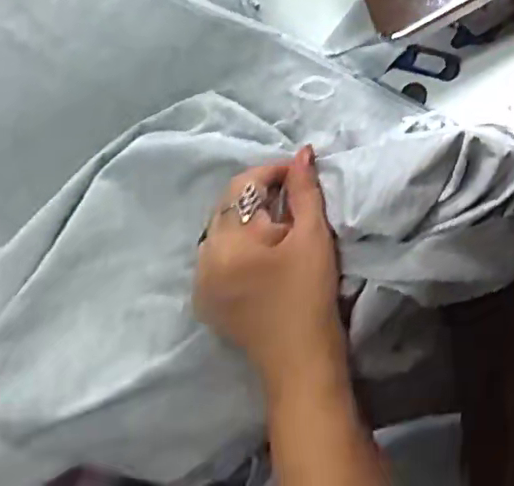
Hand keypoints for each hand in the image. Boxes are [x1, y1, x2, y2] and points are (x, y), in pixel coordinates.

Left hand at [194, 146, 346, 390]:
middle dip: (261, 193)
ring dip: (251, 216)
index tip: (302, 175)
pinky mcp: (208, 300)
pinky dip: (242, 241)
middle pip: (228, 206)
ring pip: (224, 229)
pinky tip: (267, 250)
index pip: (242, 186)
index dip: (273, 172)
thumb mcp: (313, 235)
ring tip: (285, 221)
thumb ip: (305, 189)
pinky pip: (220, 254)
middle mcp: (203, 260)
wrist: (301, 361)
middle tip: (296, 196)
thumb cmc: (310, 292)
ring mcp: (201, 284)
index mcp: (226, 244)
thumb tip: (302, 153)